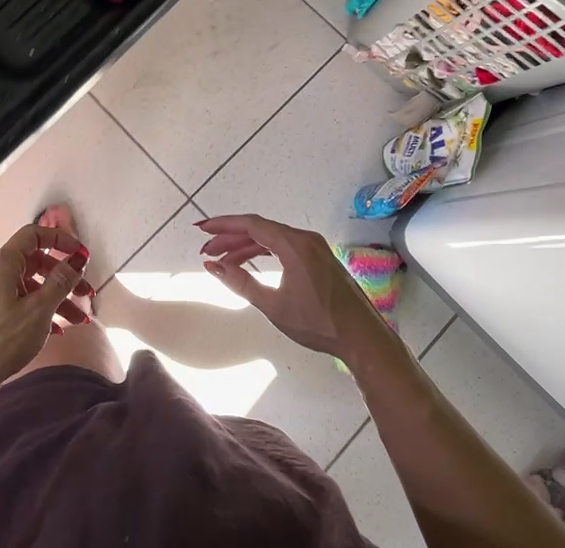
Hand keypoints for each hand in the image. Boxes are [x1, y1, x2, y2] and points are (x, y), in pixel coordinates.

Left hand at [0, 224, 93, 402]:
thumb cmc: (5, 341)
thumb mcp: (40, 310)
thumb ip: (61, 281)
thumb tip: (77, 258)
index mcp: (2, 263)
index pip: (33, 235)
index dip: (60, 239)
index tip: (81, 254)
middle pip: (34, 262)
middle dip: (64, 276)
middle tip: (87, 293)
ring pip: (28, 285)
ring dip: (55, 298)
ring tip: (78, 320)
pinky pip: (16, 301)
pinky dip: (38, 309)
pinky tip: (55, 330)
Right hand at [197, 214, 377, 357]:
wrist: (363, 338)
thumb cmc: (319, 323)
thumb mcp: (274, 306)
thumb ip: (241, 282)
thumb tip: (213, 266)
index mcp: (295, 245)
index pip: (252, 225)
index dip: (223, 225)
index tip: (202, 229)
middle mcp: (305, 239)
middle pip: (260, 230)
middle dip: (231, 238)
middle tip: (207, 250)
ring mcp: (314, 247)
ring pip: (271, 238)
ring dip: (245, 246)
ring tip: (222, 259)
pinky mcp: (319, 258)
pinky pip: (283, 246)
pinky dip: (263, 252)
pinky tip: (247, 261)